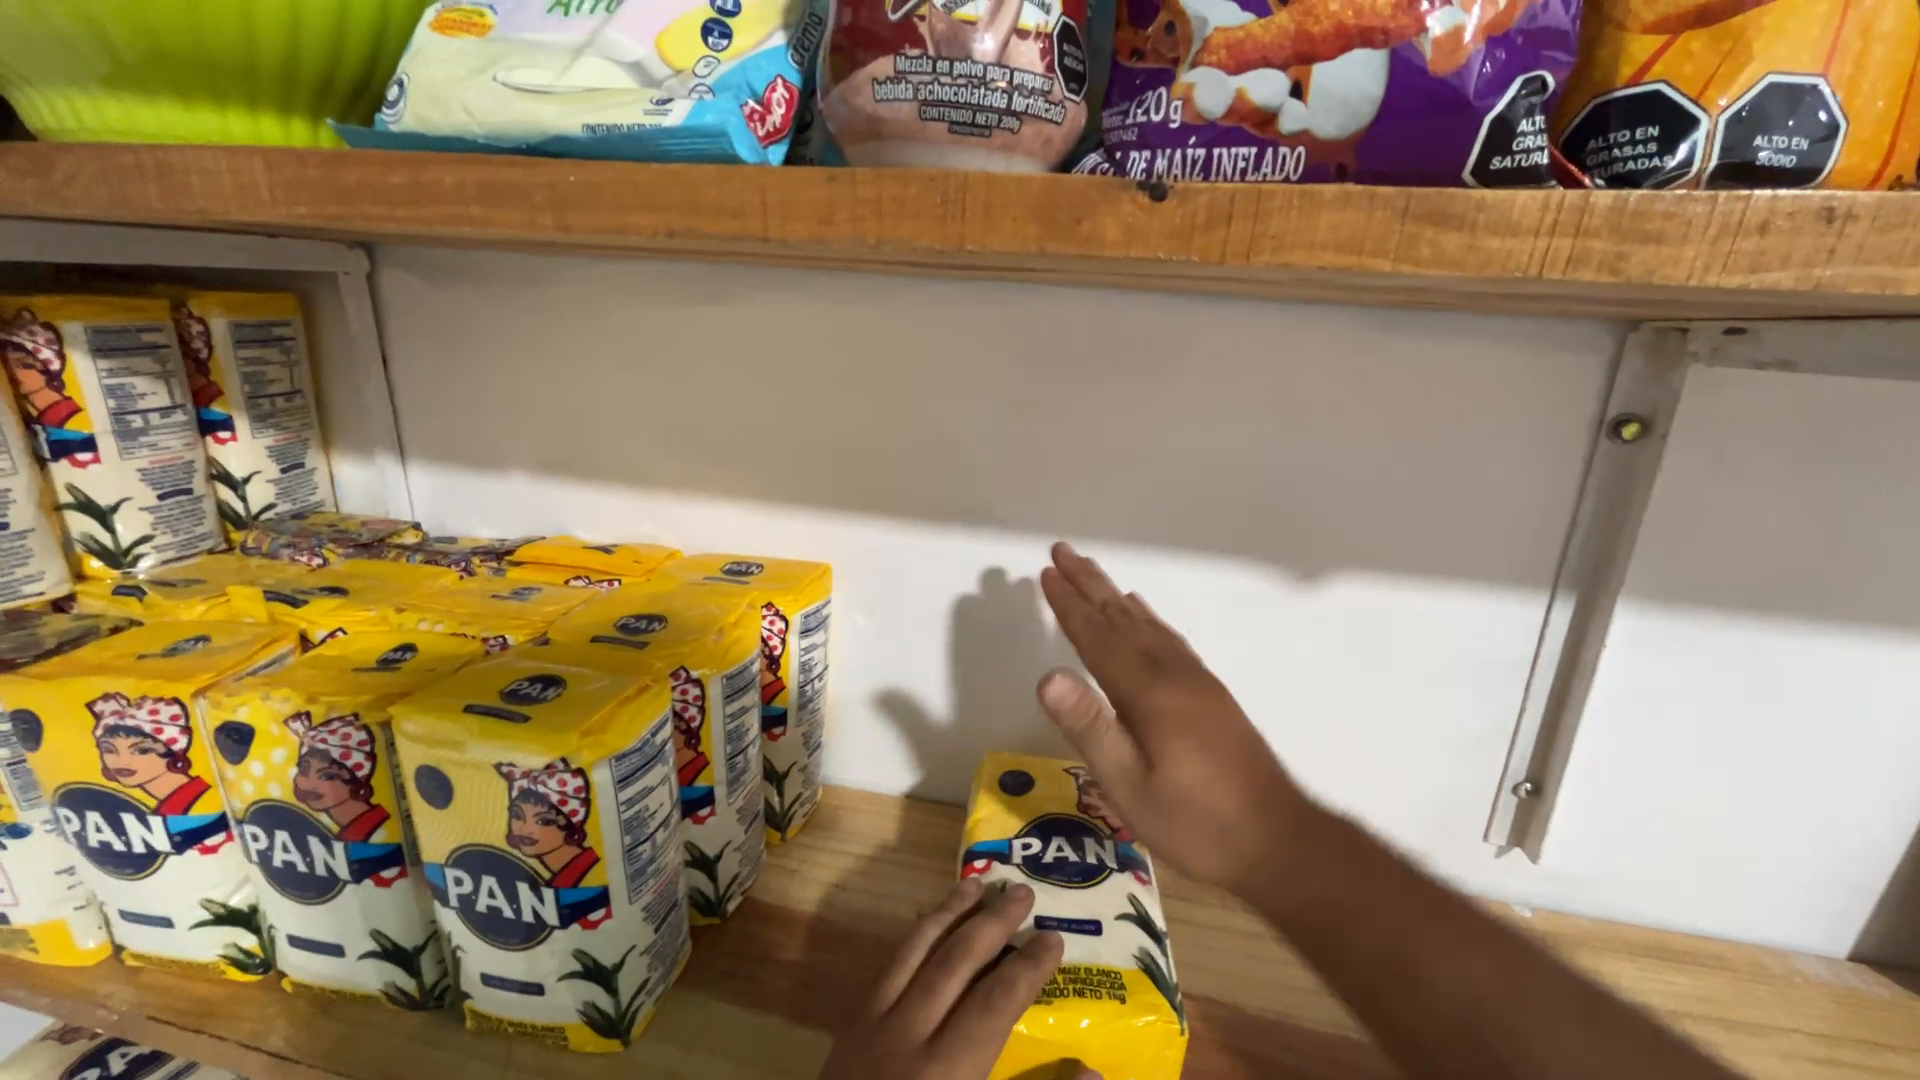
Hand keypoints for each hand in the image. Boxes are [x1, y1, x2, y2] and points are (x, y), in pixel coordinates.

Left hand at [819, 878, 1065, 1079]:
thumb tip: (1095, 1071)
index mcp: (947, 1073)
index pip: (996, 1001)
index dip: (1029, 967)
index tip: (1053, 938)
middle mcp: (907, 1038)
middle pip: (955, 962)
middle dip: (992, 924)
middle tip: (1021, 891)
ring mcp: (871, 1030)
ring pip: (913, 952)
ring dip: (947, 915)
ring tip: (973, 886)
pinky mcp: (848, 1032)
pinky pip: (886, 969)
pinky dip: (912, 939)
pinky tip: (926, 928)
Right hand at [1037, 541, 1305, 893]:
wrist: (1280, 842)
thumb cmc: (1196, 823)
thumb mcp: (1129, 787)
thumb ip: (1090, 728)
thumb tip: (1047, 675)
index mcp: (1149, 692)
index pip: (1098, 636)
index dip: (1068, 604)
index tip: (1046, 572)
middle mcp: (1173, 674)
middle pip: (1122, 618)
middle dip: (1089, 584)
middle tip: (1062, 551)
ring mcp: (1197, 681)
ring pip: (1147, 625)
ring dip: (1115, 596)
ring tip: (1093, 573)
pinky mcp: (1210, 695)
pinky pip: (1169, 640)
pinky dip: (1149, 619)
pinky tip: (1143, 614)